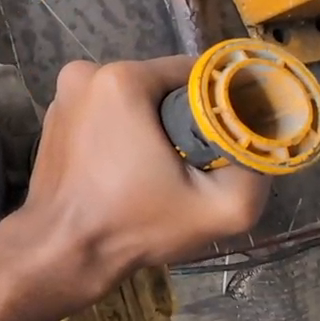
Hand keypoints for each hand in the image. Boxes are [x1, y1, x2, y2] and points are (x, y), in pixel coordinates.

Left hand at [4, 56, 270, 315]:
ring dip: (153, 125)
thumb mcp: (222, 208)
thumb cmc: (134, 223)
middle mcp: (85, 74)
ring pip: (132, 100)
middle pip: (160, 85)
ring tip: (166, 168)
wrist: (61, 248)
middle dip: (185, 116)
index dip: (222, 101)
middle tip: (200, 159)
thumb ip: (257, 169)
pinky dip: (123, 132)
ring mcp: (64, 95)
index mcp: (120, 79)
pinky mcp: (55, 117)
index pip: (194, 72)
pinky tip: (133, 167)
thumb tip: (265, 146)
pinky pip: (105, 113)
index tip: (234, 135)